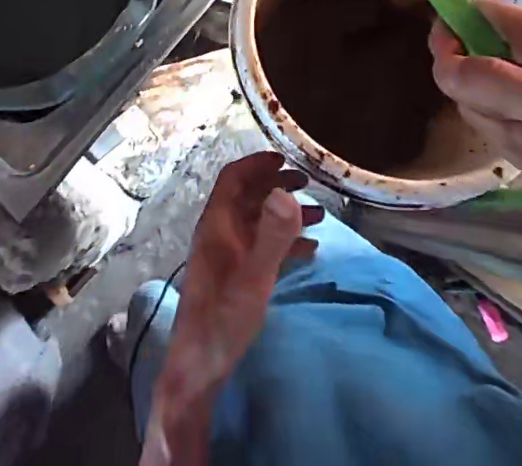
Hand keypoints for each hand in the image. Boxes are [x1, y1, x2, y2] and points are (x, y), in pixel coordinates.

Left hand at [162, 152, 323, 390]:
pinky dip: (285, 241)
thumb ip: (272, 235)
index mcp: (217, 223)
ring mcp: (227, 254)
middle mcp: (219, 232)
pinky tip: (311, 249)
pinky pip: (262, 246)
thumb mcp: (255, 275)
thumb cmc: (225, 317)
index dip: (256, 164)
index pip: (232, 178)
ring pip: (257, 221)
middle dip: (276, 185)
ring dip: (284, 213)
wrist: (202, 364)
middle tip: (308, 181)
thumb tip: (286, 192)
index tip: (284, 156)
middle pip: (247, 196)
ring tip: (319, 213)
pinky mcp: (235, 275)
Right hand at [430, 1, 521, 264]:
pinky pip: (498, 126)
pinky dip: (520, 150)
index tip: (450, 78)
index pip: (480, 15)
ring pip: (481, 100)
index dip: (455, 39)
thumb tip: (442, 66)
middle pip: (474, 63)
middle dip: (491, 105)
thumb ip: (505, 87)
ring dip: (508, 133)